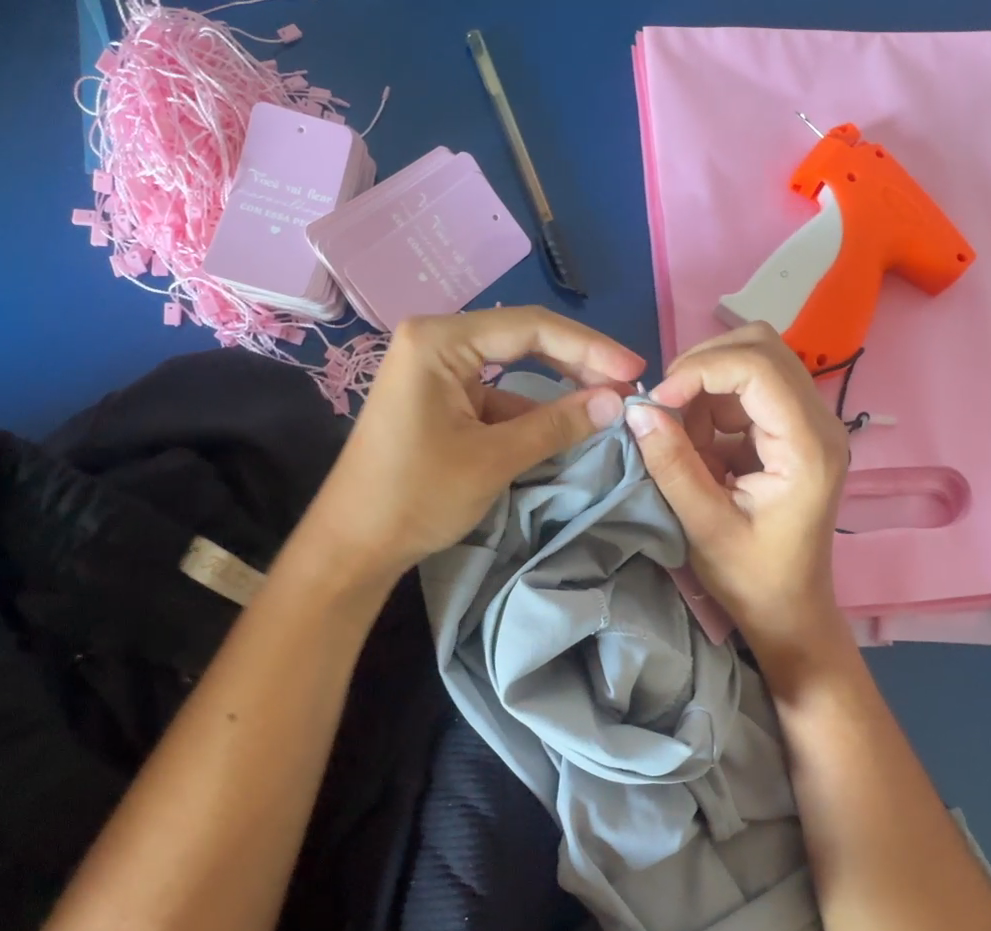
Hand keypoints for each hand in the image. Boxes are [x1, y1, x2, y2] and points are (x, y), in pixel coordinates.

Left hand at [300, 307, 643, 584]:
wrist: (355, 543)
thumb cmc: (417, 496)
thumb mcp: (494, 459)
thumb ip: (557, 424)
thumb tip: (618, 401)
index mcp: (439, 340)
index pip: (531, 327)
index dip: (590, 347)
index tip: (635, 369)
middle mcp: (434, 342)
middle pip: (522, 340)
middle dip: (576, 363)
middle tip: (627, 385)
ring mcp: (433, 372)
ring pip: (510, 371)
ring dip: (556, 389)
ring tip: (606, 406)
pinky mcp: (436, 401)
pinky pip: (493, 396)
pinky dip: (528, 411)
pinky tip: (564, 426)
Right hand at [627, 322, 849, 650]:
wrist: (789, 610)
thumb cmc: (752, 579)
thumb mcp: (704, 526)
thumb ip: (673, 465)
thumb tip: (637, 411)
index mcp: (808, 446)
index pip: (758, 367)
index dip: (699, 371)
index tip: (655, 404)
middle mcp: (819, 422)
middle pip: (761, 348)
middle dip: (701, 366)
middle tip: (662, 406)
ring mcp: (807, 424)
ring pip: (752, 364)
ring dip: (704, 387)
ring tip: (678, 436)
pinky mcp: (790, 432)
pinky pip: (748, 392)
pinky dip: (711, 406)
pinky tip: (695, 445)